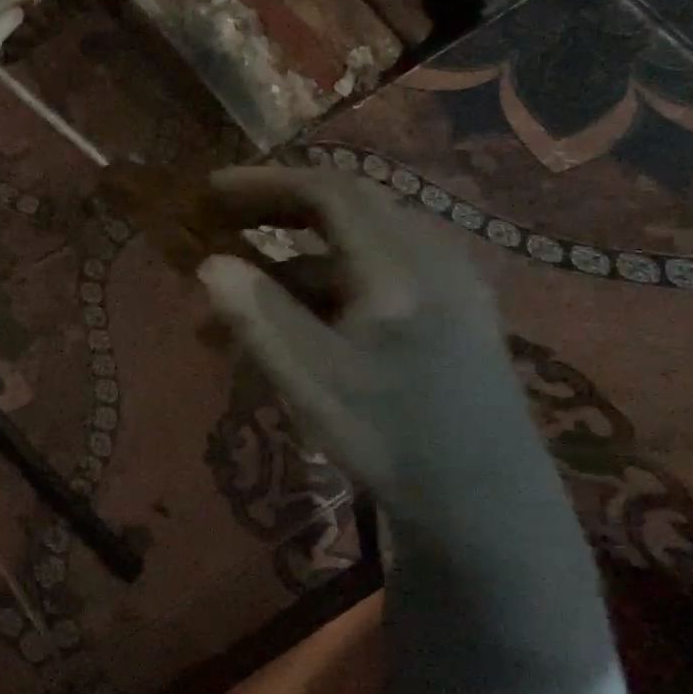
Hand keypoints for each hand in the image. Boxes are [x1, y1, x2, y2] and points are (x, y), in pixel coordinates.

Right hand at [195, 166, 555, 525]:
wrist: (485, 510)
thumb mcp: (308, 374)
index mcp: (402, 267)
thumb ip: (256, 312)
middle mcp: (432, 262)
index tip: (206, 194)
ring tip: (236, 297)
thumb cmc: (390, 434)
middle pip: (347, 208)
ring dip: (289, 259)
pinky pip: (372, 277)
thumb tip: (209, 263)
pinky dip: (319, 287)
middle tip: (218, 222)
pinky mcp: (447, 319)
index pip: (330, 192)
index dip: (263, 183)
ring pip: (355, 248)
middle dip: (274, 210)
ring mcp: (446, 290)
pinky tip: (286, 326)